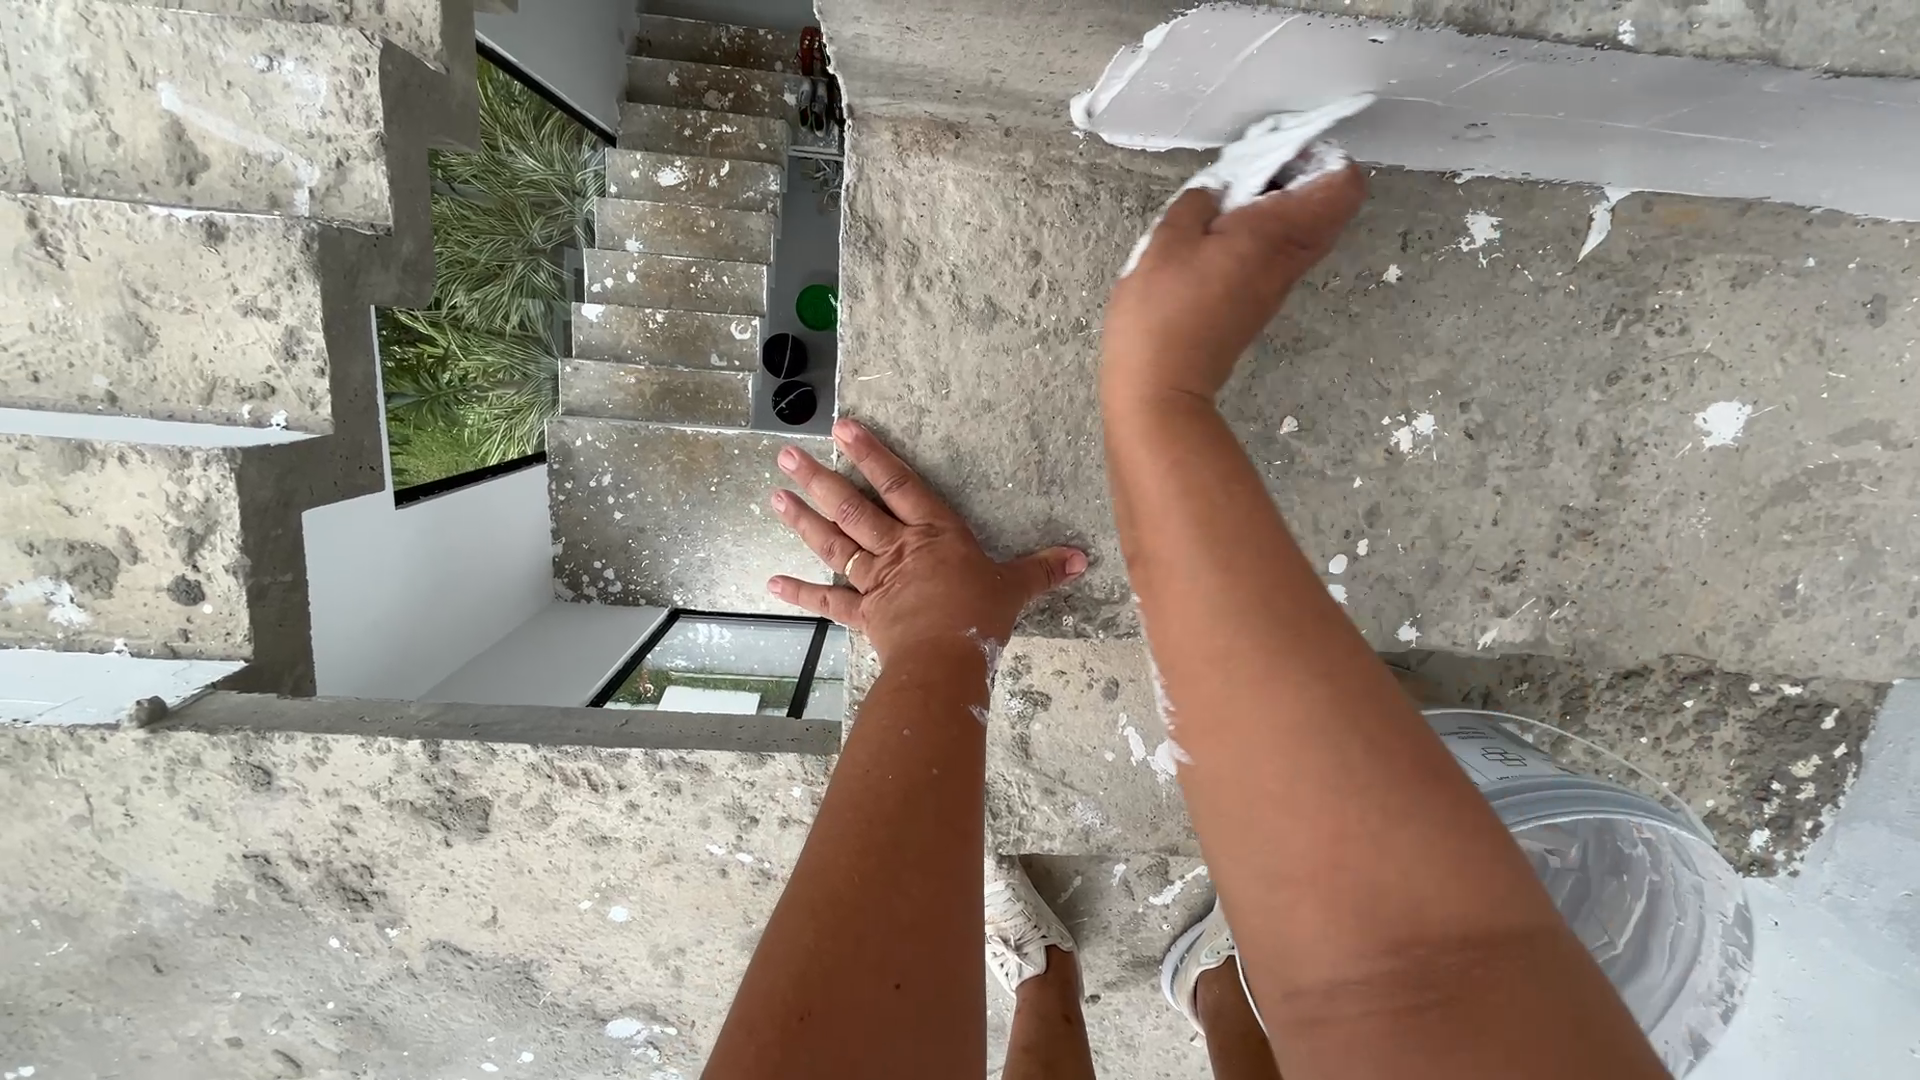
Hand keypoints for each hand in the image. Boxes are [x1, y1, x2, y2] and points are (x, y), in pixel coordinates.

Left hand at [767, 418, 1087, 659]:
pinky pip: (828, 600)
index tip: (842, 428)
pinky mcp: (864, 613)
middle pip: (852, 507)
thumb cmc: (979, 616)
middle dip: (819, 479)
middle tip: (786, 455)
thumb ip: (1043, 569)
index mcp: (933, 533)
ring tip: (774, 496)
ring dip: (803, 520)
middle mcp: (897, 548)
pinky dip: (801, 592)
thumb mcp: (1016, 588)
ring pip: (833, 544)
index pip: (898, 482)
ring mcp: (875, 580)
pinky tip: (772, 582)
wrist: (947, 659)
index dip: (871, 453)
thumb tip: (1083, 558)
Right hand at [1101, 164, 1365, 405]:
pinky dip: (1257, 235)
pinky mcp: (1256, 306)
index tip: (1274, 151)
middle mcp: (1289, 260)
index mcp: (1277, 233)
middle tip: (1247, 173)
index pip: (1343, 182)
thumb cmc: (1161, 314)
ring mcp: (1275, 288)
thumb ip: (1198, 202)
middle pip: (1329, 204)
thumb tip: (1218, 194)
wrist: (1161, 388)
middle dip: (1297, 176)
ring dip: (1273, 207)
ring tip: (1223, 207)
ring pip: (1302, 230)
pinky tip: (1212, 242)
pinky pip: (1276, 254)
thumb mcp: (1166, 240)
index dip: (1319, 154)